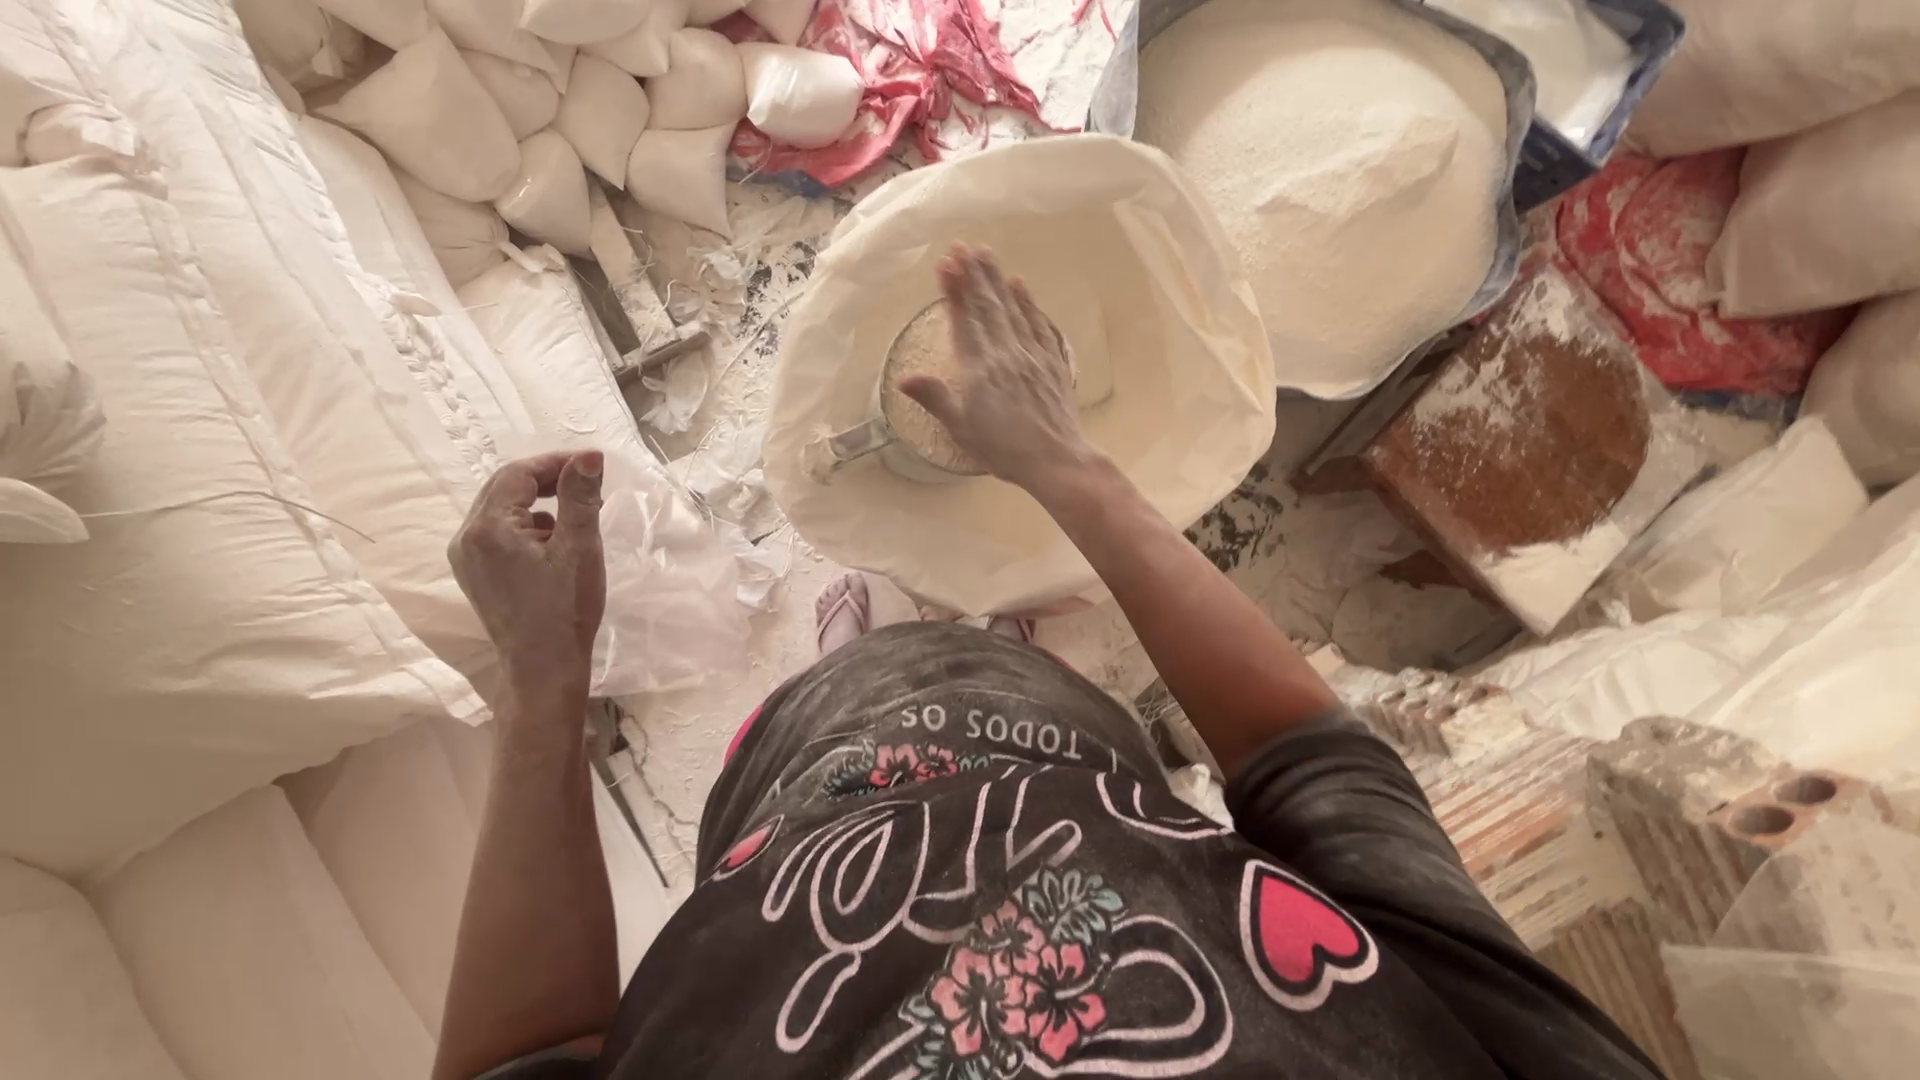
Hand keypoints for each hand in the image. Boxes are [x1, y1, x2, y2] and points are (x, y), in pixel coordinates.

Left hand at [448, 451, 605, 701]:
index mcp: (487, 527)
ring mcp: (467, 558)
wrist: (543, 668)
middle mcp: (466, 537)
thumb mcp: (579, 548)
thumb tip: (588, 456)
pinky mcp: (476, 575)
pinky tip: (557, 542)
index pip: (518, 473)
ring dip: (539, 502)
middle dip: (547, 479)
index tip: (593, 466)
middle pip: (504, 488)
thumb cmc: (564, 608)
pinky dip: (529, 526)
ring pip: (502, 511)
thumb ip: (580, 498)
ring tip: (579, 513)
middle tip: (588, 484)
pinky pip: (500, 534)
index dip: (555, 462)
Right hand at [900, 244, 1095, 492]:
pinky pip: (1039, 325)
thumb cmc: (1003, 450)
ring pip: (1013, 309)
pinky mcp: (1053, 363)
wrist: (1057, 460)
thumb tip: (903, 379)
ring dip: (998, 280)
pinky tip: (1022, 287)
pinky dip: (1029, 303)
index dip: (953, 290)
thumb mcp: (961, 429)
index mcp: (980, 369)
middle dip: (974, 275)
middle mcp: (1006, 354)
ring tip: (986, 254)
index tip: (946, 263)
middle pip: (988, 307)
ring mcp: (1033, 356)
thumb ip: (935, 398)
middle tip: (963, 246)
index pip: (963, 321)